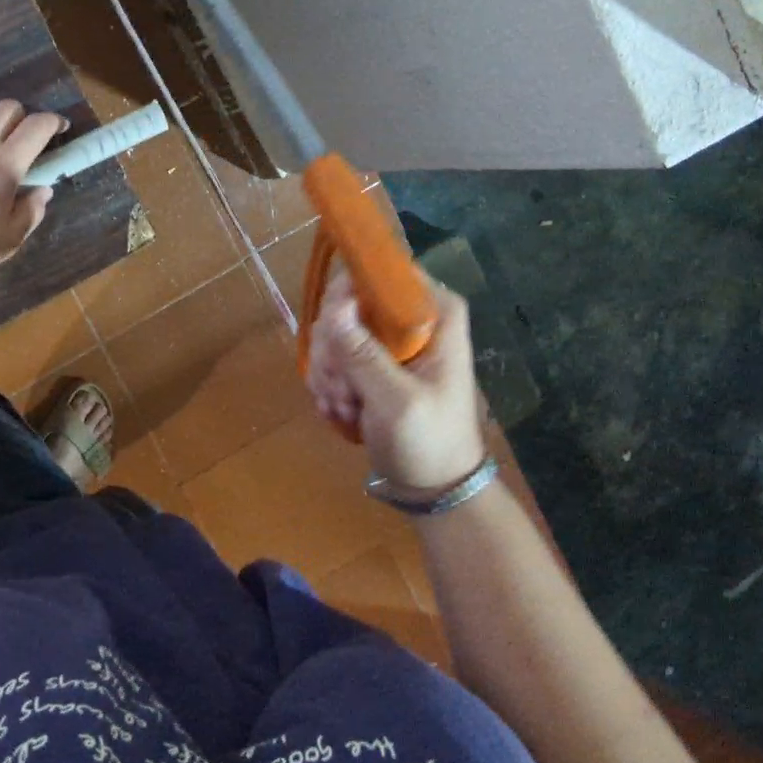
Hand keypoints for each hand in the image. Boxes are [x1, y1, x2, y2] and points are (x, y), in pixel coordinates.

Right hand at [304, 269, 485, 497]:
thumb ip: (363, 354)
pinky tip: (340, 412)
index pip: (382, 273)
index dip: (348, 297)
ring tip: (345, 408)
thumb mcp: (396, 401)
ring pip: (332, 332)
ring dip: (329, 373)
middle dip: (333, 350)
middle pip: (346, 304)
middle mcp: (410, 318)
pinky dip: (328, 384)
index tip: (334, 335)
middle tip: (342, 390)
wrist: (434, 490)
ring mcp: (387, 341)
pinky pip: (330, 356)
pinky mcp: (369, 363)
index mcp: (434, 313)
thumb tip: (334, 306)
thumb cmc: (429, 443)